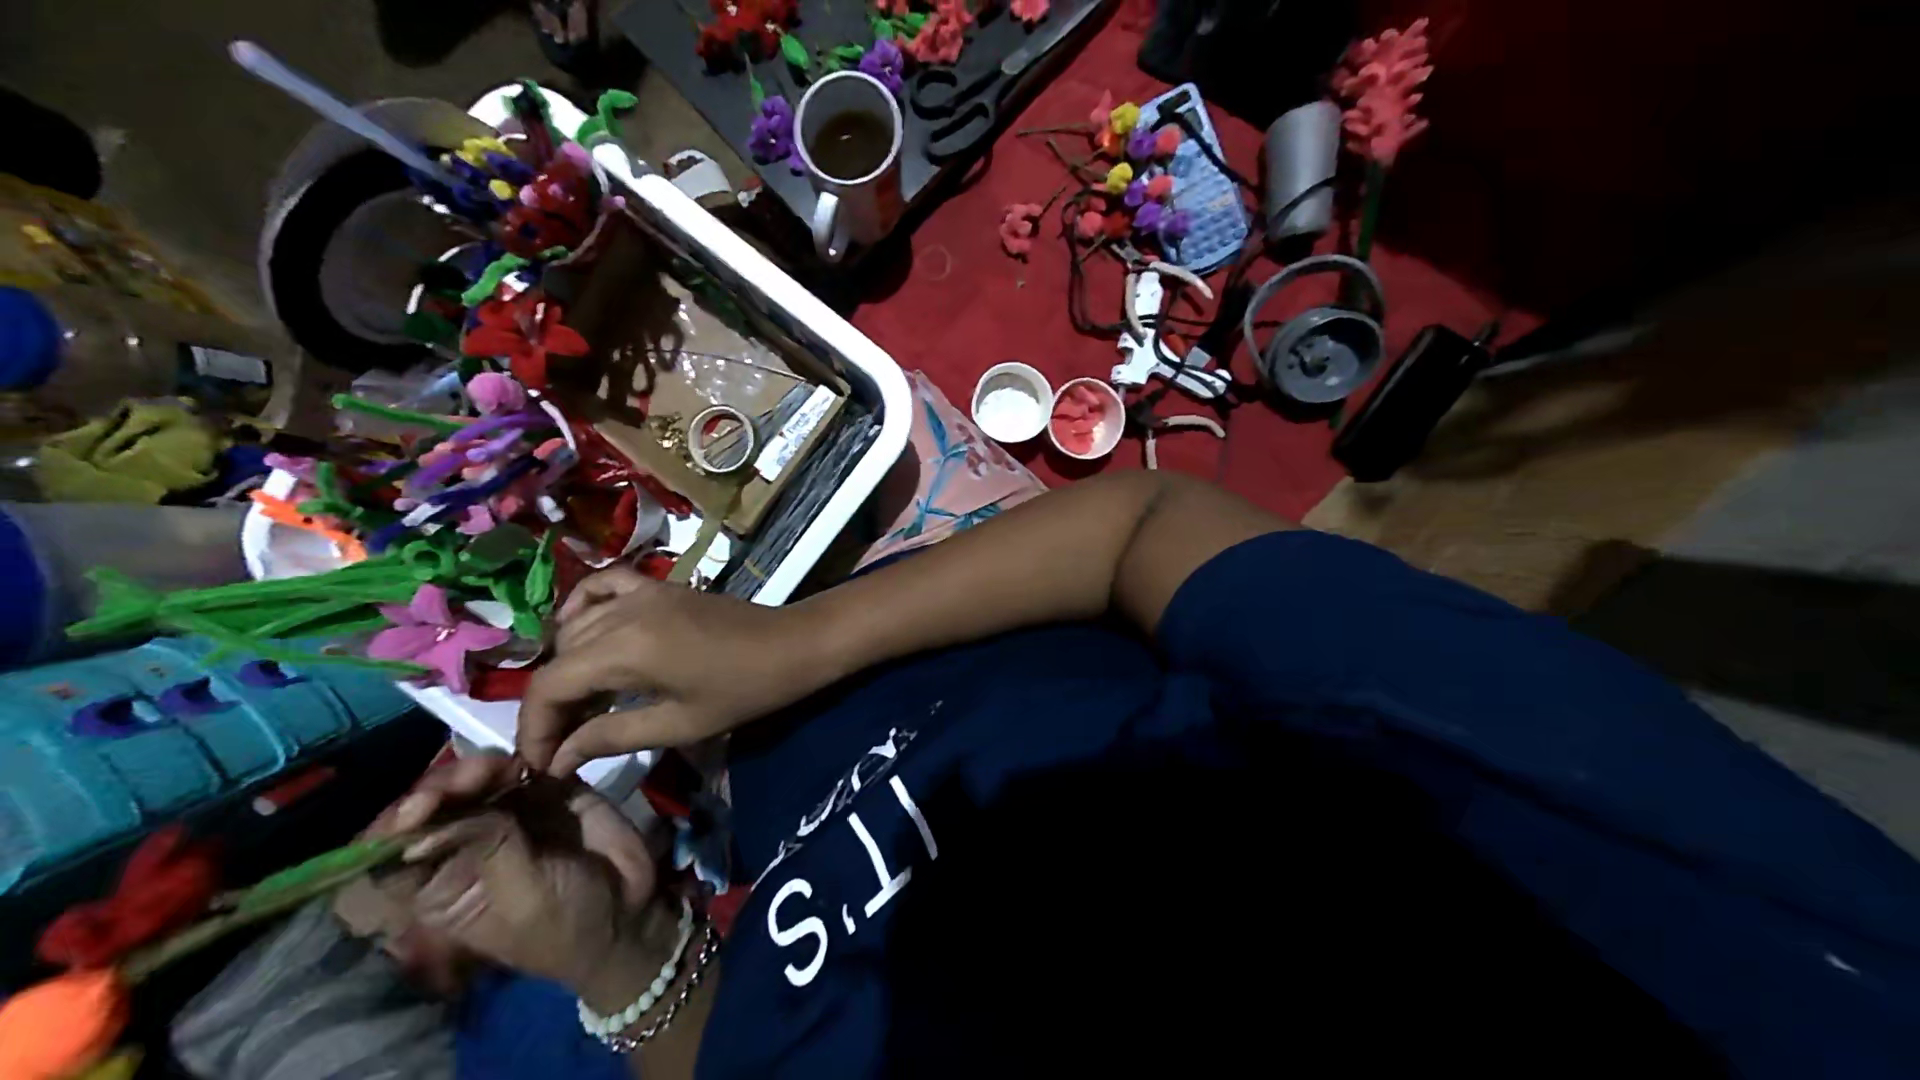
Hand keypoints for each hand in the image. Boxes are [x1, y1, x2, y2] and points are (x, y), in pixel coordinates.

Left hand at [367, 753, 663, 992]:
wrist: (629, 911)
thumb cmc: (563, 923)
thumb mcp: (519, 896)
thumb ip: (486, 847)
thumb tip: (427, 819)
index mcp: (443, 884)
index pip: (397, 850)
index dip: (400, 824)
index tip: (420, 807)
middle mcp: (470, 843)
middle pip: (440, 805)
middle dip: (448, 785)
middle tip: (473, 775)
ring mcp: (514, 815)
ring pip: (482, 781)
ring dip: (484, 768)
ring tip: (504, 767)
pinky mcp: (554, 793)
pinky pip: (532, 766)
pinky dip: (529, 755)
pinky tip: (535, 757)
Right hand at [519, 567, 836, 774]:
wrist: (792, 645)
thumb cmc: (744, 691)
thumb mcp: (679, 725)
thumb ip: (611, 737)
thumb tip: (557, 759)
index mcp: (624, 650)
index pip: (548, 686)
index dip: (533, 729)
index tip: (541, 763)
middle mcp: (622, 613)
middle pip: (558, 657)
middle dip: (552, 704)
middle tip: (567, 742)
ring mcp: (640, 591)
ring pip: (575, 625)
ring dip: (567, 665)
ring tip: (582, 704)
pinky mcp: (658, 584)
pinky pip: (604, 584)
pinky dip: (583, 605)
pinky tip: (584, 631)